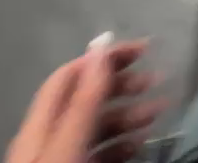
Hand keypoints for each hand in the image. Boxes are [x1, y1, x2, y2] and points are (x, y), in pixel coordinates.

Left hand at [7, 35, 168, 162]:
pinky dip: (122, 146)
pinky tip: (140, 147)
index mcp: (39, 128)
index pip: (70, 76)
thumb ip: (84, 100)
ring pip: (96, 128)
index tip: (145, 50)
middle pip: (85, 99)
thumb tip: (100, 45)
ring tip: (158, 114)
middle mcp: (47, 142)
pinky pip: (99, 156)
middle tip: (157, 80)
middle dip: (122, 84)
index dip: (104, 58)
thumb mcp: (68, 148)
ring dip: (129, 114)